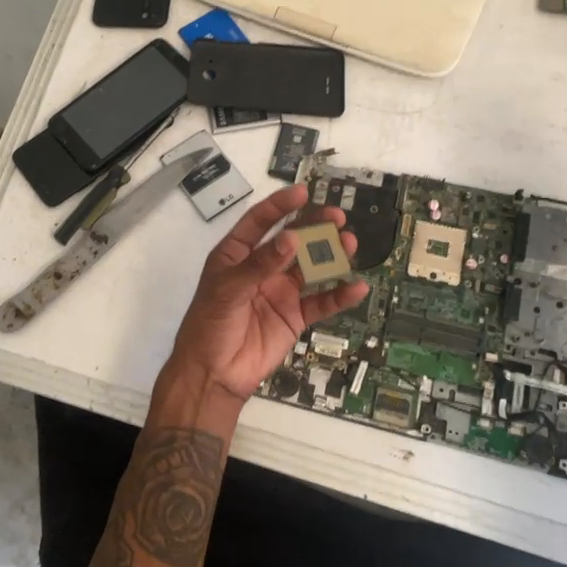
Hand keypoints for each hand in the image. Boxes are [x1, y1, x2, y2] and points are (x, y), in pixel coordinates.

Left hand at [166, 185, 369, 403]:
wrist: (214, 374)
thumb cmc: (209, 325)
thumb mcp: (227, 290)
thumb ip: (260, 265)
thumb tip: (291, 238)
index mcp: (236, 256)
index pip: (259, 223)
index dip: (279, 206)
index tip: (302, 193)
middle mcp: (261, 269)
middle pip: (292, 241)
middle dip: (313, 227)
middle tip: (337, 217)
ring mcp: (280, 292)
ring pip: (311, 267)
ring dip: (330, 255)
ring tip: (349, 243)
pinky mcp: (294, 317)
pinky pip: (321, 302)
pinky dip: (339, 295)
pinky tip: (357, 287)